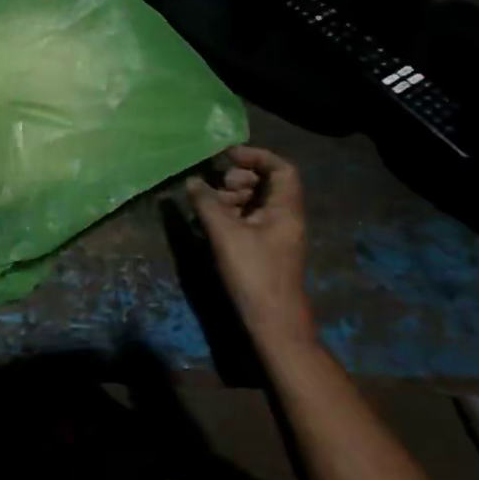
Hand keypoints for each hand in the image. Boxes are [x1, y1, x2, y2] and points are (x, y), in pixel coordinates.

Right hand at [185, 145, 314, 346]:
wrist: (273, 323)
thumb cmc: (253, 273)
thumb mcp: (225, 234)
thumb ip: (206, 203)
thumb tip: (192, 181)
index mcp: (286, 209)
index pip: (281, 168)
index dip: (256, 156)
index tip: (227, 157)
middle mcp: (286, 217)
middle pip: (268, 183)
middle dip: (241, 177)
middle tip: (218, 184)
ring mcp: (277, 234)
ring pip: (257, 201)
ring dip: (233, 195)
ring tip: (209, 203)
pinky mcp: (266, 249)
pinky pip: (250, 219)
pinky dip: (232, 213)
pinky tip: (211, 222)